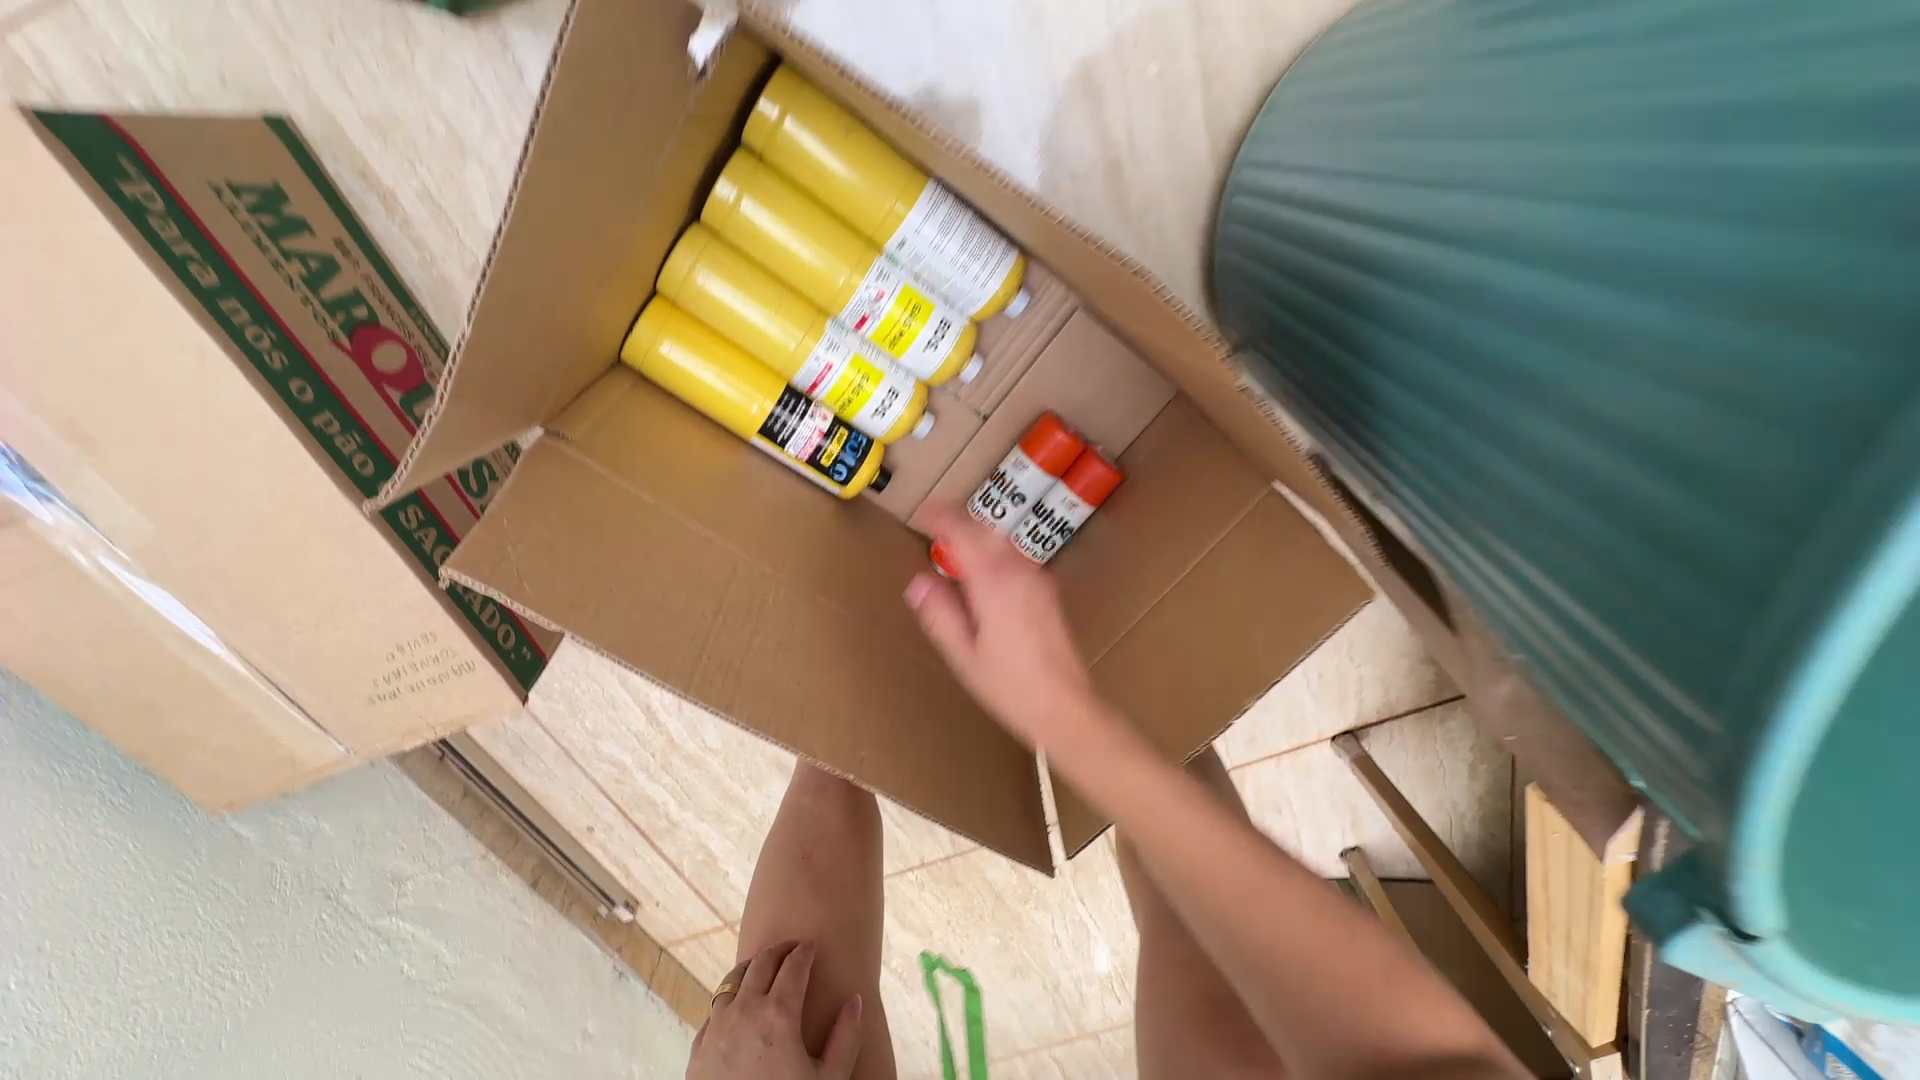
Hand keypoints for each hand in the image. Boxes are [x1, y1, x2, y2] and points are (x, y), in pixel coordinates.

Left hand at [688, 941, 861, 1079]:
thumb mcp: (829, 1079)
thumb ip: (846, 1037)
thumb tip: (855, 1001)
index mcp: (779, 1015)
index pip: (794, 965)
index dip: (805, 951)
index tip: (811, 945)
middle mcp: (744, 1012)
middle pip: (761, 963)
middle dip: (779, 950)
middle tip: (792, 947)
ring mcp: (716, 1030)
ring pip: (731, 980)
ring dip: (751, 968)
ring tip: (763, 967)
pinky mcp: (698, 1052)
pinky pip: (714, 1011)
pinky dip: (729, 999)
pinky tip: (738, 1007)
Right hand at [904, 501, 1109, 753]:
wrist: (1065, 707)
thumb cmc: (1012, 688)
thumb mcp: (964, 655)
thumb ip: (940, 615)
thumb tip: (918, 584)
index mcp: (995, 584)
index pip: (964, 533)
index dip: (941, 517)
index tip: (923, 514)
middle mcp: (1020, 574)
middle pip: (986, 530)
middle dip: (959, 522)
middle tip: (935, 527)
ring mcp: (1039, 581)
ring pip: (1003, 542)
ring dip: (978, 536)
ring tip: (955, 547)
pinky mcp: (1048, 593)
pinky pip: (1016, 558)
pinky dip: (994, 553)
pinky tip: (983, 573)